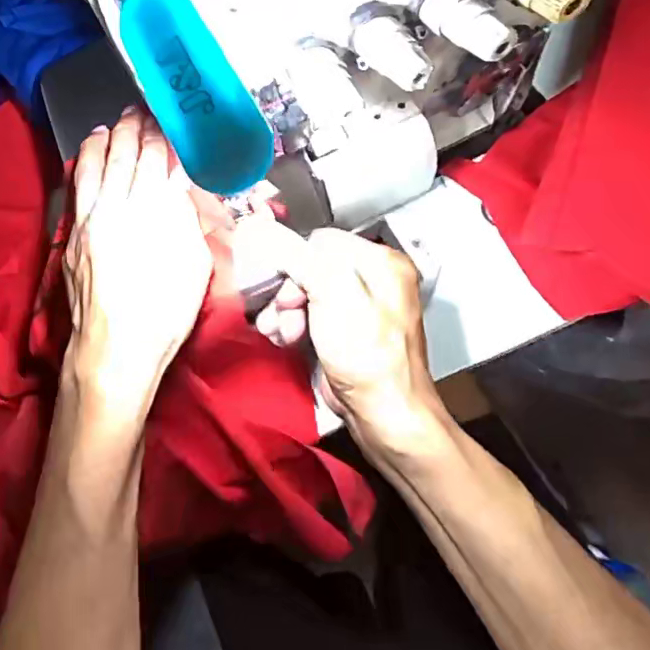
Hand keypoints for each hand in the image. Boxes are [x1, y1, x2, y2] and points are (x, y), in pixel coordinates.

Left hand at [63, 109, 213, 413]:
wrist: (115, 352)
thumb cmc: (165, 313)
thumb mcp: (195, 264)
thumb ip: (185, 218)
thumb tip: (178, 187)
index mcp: (152, 213)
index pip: (155, 160)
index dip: (160, 136)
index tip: (164, 120)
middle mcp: (116, 209)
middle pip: (123, 156)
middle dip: (132, 128)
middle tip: (139, 110)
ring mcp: (88, 222)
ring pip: (92, 167)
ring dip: (103, 141)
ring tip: (109, 125)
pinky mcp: (71, 239)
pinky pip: (77, 190)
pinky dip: (84, 167)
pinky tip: (87, 160)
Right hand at [241, 224, 446, 458]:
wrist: (385, 418)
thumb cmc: (368, 357)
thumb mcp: (333, 295)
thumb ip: (300, 259)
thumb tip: (264, 231)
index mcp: (382, 262)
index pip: (323, 242)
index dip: (298, 265)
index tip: (289, 293)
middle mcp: (374, 280)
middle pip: (311, 269)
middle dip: (289, 294)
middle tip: (285, 317)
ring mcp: (359, 308)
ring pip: (306, 293)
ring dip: (286, 312)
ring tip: (283, 334)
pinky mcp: (345, 334)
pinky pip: (310, 316)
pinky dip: (293, 326)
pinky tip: (285, 340)